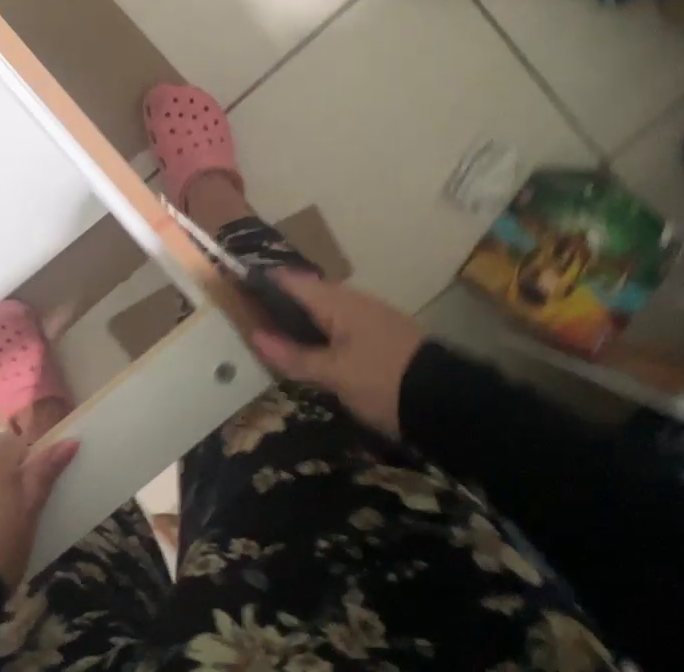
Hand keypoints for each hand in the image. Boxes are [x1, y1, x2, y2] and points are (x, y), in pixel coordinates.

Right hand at [246, 270, 427, 437]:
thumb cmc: (384, 380)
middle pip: (306, 293)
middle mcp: (352, 301)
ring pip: (323, 311)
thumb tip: (254, 334)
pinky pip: (339, 325)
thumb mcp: (334, 374)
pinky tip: (311, 352)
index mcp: (337, 302)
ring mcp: (370, 317)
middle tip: (248, 319)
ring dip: (299, 320)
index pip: (290, 280)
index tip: (233, 287)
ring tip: (274, 338)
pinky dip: (319, 333)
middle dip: (278, 303)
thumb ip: (293, 356)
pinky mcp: (381, 336)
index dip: (261, 281)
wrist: (449, 403)